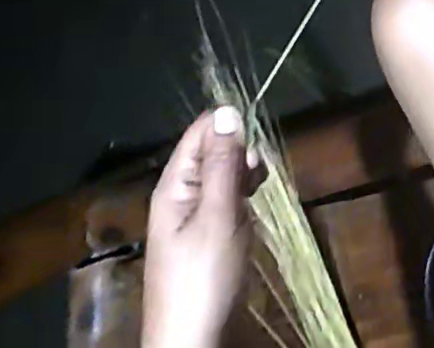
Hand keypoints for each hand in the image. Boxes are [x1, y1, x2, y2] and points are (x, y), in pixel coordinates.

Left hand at [143, 106, 257, 347]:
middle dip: (240, 151)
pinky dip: (244, 193)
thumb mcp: (218, 215)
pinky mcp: (208, 234)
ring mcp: (194, 216)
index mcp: (174, 185)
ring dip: (245, 172)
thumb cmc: (203, 278)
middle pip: (212, 150)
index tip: (255, 139)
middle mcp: (181, 194)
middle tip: (258, 173)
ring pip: (223, 173)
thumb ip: (223, 162)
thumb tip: (227, 109)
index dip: (228, 125)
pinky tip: (255, 202)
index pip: (200, 132)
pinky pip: (227, 197)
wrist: (192, 347)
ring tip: (259, 187)